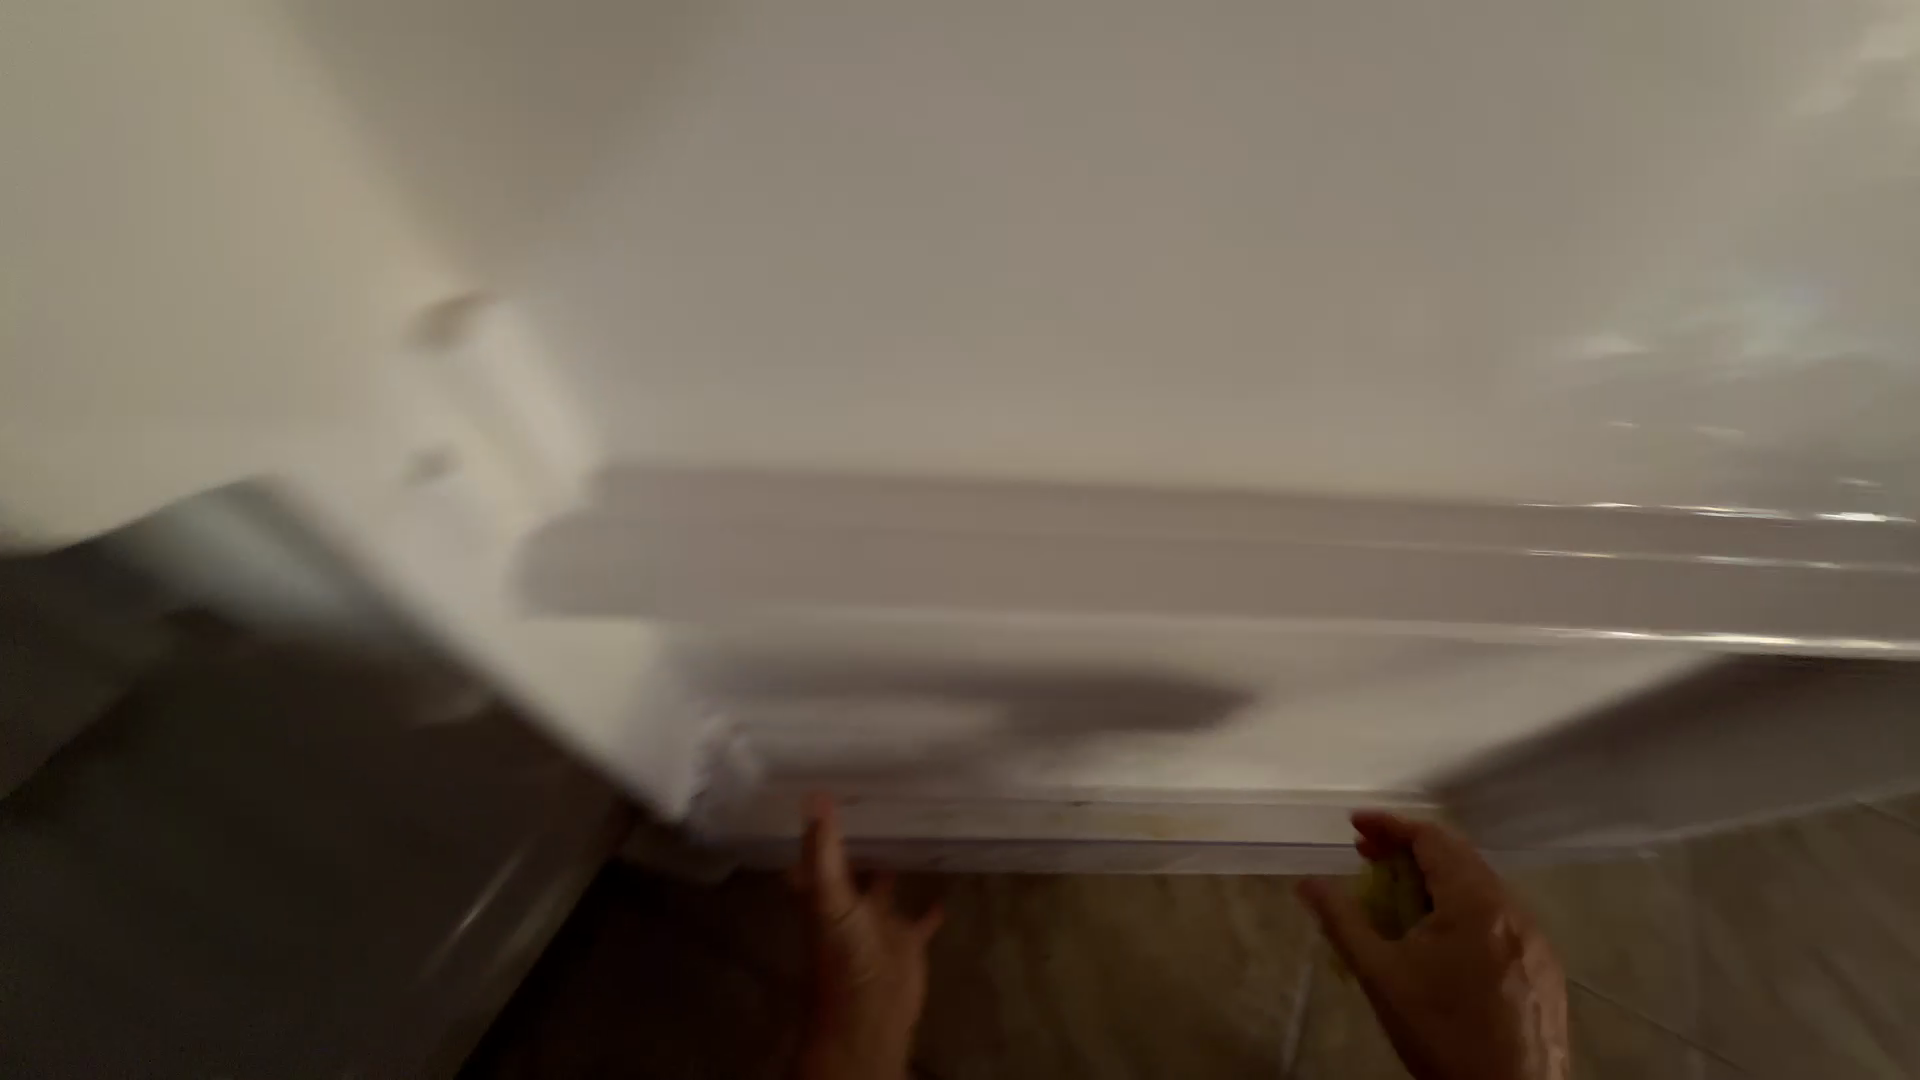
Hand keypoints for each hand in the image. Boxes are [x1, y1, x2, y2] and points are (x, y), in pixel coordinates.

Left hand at [792, 795, 943, 1079]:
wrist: (871, 1014)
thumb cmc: (845, 953)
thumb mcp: (830, 896)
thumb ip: (824, 848)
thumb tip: (815, 795)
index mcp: (824, 893)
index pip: (817, 852)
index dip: (820, 826)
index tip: (832, 790)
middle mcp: (849, 903)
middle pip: (851, 866)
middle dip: (860, 840)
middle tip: (878, 799)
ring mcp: (879, 921)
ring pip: (884, 885)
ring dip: (893, 863)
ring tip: (912, 827)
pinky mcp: (907, 939)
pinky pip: (921, 917)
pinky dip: (931, 904)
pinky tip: (945, 882)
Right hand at [1298, 812, 1568, 1079]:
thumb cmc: (1441, 1033)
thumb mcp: (1379, 974)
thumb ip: (1341, 919)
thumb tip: (1306, 883)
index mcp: (1477, 906)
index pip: (1432, 839)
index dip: (1389, 825)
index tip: (1353, 826)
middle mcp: (1514, 913)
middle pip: (1456, 857)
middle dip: (1406, 848)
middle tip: (1365, 856)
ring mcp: (1535, 942)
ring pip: (1478, 886)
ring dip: (1431, 877)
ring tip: (1392, 893)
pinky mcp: (1543, 968)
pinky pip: (1496, 915)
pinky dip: (1458, 905)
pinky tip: (1432, 932)